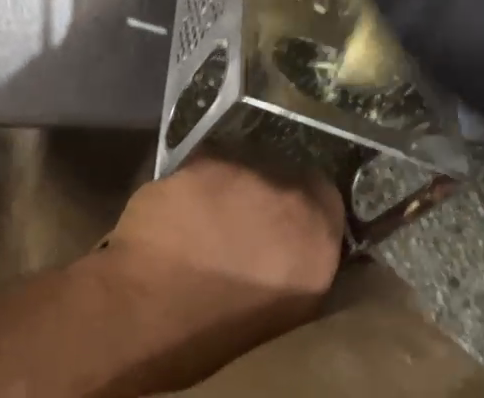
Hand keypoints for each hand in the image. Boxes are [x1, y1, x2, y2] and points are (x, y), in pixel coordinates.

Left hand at [104, 158, 343, 318]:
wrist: (160, 306)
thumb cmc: (222, 324)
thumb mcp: (287, 302)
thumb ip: (297, 257)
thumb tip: (289, 239)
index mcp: (321, 241)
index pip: (323, 195)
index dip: (299, 199)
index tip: (279, 210)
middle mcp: (292, 198)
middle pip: (281, 172)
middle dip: (262, 187)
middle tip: (238, 210)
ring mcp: (247, 174)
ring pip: (240, 162)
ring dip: (226, 180)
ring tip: (203, 208)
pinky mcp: (205, 159)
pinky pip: (203, 162)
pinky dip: (191, 178)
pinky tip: (178, 201)